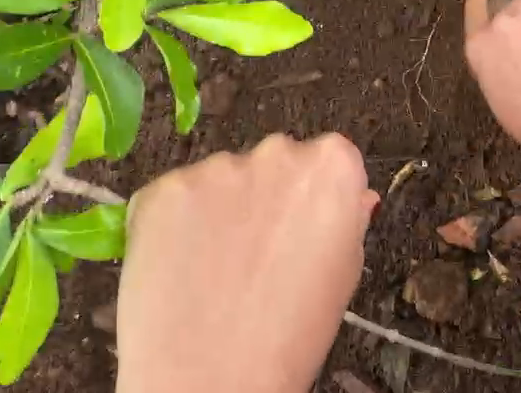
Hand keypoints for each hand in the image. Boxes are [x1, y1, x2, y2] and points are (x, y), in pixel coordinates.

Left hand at [116, 134, 378, 392]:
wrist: (212, 386)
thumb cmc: (293, 334)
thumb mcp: (345, 269)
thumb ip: (349, 218)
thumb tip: (355, 197)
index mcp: (335, 163)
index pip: (327, 157)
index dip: (312, 196)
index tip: (300, 226)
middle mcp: (281, 151)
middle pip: (274, 161)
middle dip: (265, 194)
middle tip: (255, 250)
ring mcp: (219, 168)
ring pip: (221, 178)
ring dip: (218, 208)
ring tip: (211, 269)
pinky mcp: (164, 191)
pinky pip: (169, 197)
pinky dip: (169, 225)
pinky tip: (177, 268)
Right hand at [464, 0, 520, 143]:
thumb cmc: (519, 111)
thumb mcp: (491, 84)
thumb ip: (491, 58)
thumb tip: (504, 51)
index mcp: (478, 43)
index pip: (476, 12)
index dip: (488, 17)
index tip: (497, 25)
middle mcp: (500, 23)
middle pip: (504, 6)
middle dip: (514, 19)